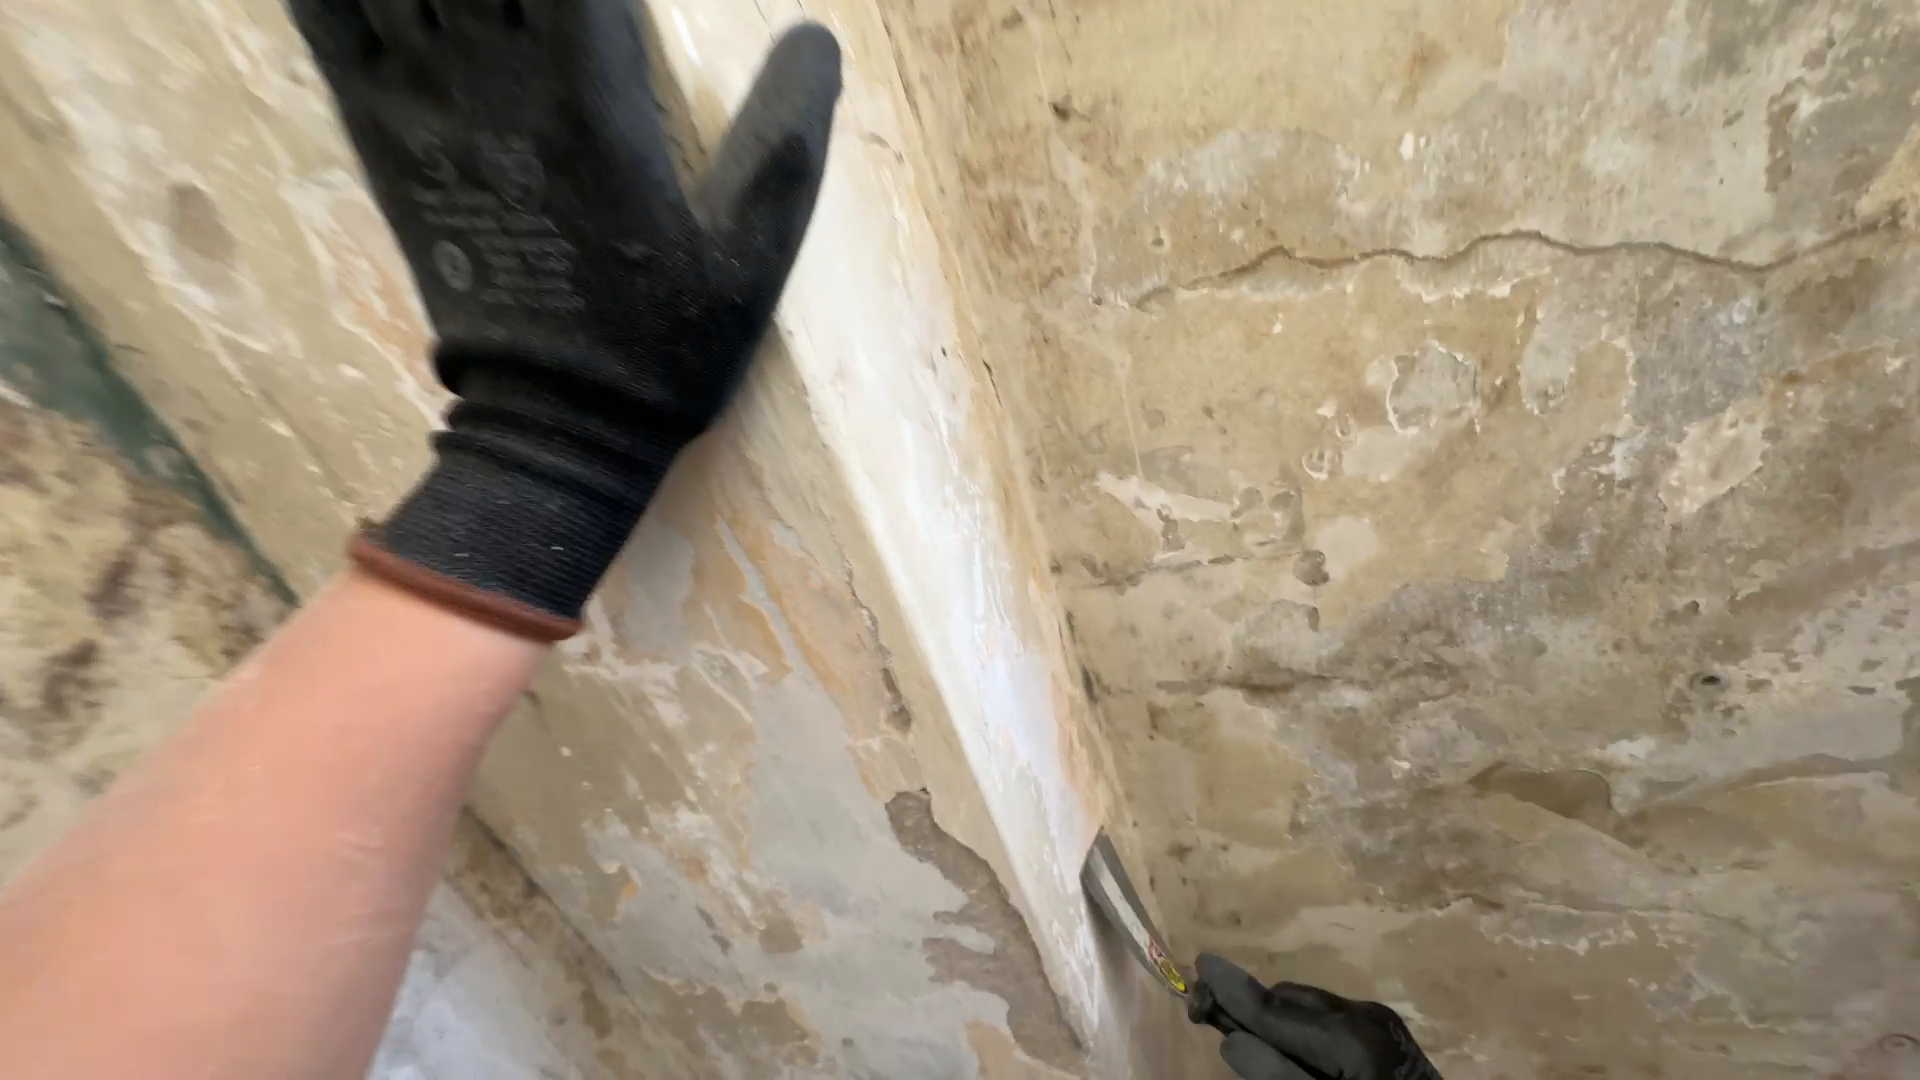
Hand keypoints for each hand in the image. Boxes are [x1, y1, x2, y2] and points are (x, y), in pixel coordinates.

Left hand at [288, 0, 840, 638]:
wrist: (562, 423)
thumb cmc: (666, 347)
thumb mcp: (752, 261)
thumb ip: (784, 146)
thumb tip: (817, 37)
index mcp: (598, 105)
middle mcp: (499, 81)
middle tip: (570, 2)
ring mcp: (428, 105)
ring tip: (509, 0)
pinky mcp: (384, 137)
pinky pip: (324, 9)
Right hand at [1196, 954, 1442, 1079]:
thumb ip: (1278, 1076)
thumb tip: (1231, 1039)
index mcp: (1350, 1039)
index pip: (1274, 1010)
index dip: (1233, 990)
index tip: (1198, 962)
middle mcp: (1365, 1015)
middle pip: (1288, 1000)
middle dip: (1255, 1012)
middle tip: (1220, 1026)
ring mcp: (1380, 1019)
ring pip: (1307, 1006)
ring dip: (1280, 1023)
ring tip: (1268, 1051)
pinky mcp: (1387, 1030)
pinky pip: (1329, 1018)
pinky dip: (1306, 1032)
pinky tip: (1303, 1058)